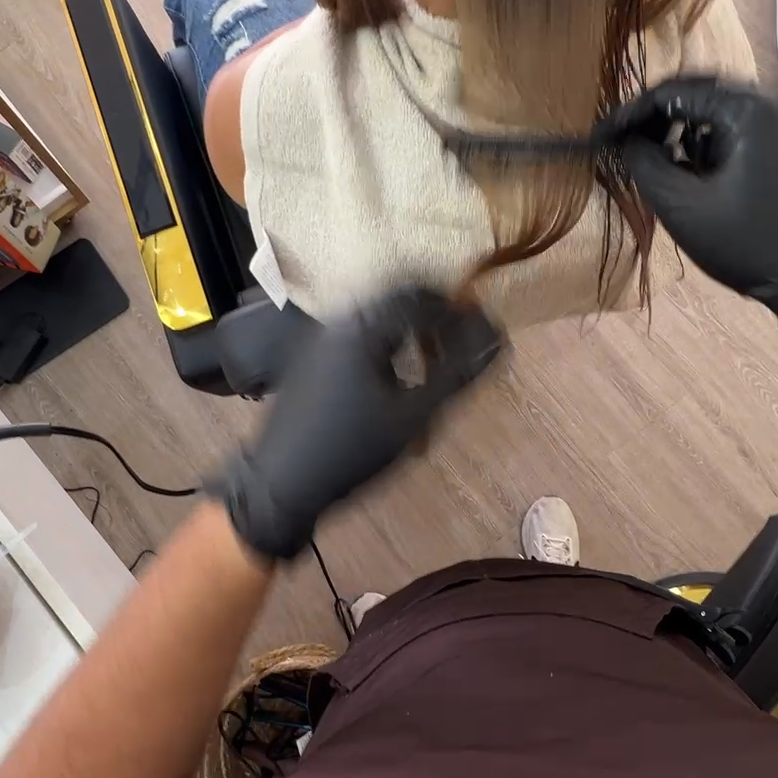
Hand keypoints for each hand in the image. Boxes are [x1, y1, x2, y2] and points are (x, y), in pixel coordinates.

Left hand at [208, 287, 504, 559]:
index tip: (485, 331)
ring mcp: (319, 337)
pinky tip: (395, 378)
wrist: (280, 482)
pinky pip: (357, 334)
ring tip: (432, 365)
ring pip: (377, 316)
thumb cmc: (352, 450)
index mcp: (364, 325)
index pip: (423, 295)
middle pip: (398, 299)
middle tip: (460, 345)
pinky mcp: (309, 356)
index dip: (460, 309)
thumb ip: (457, 374)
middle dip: (434, 317)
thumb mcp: (413, 416)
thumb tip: (497, 341)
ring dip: (410, 332)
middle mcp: (339, 319)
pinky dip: (385, 345)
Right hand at [603, 77, 777, 361]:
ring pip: (724, 110)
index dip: (630, 114)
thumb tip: (623, 140)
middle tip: (626, 149)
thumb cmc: (750, 245)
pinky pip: (748, 125)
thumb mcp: (683, 208)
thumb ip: (645, 165)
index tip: (602, 138)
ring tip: (667, 170)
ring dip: (688, 133)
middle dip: (658, 122)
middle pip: (702, 93)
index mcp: (751, 106)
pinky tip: (702, 175)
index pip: (675, 91)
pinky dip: (717, 142)